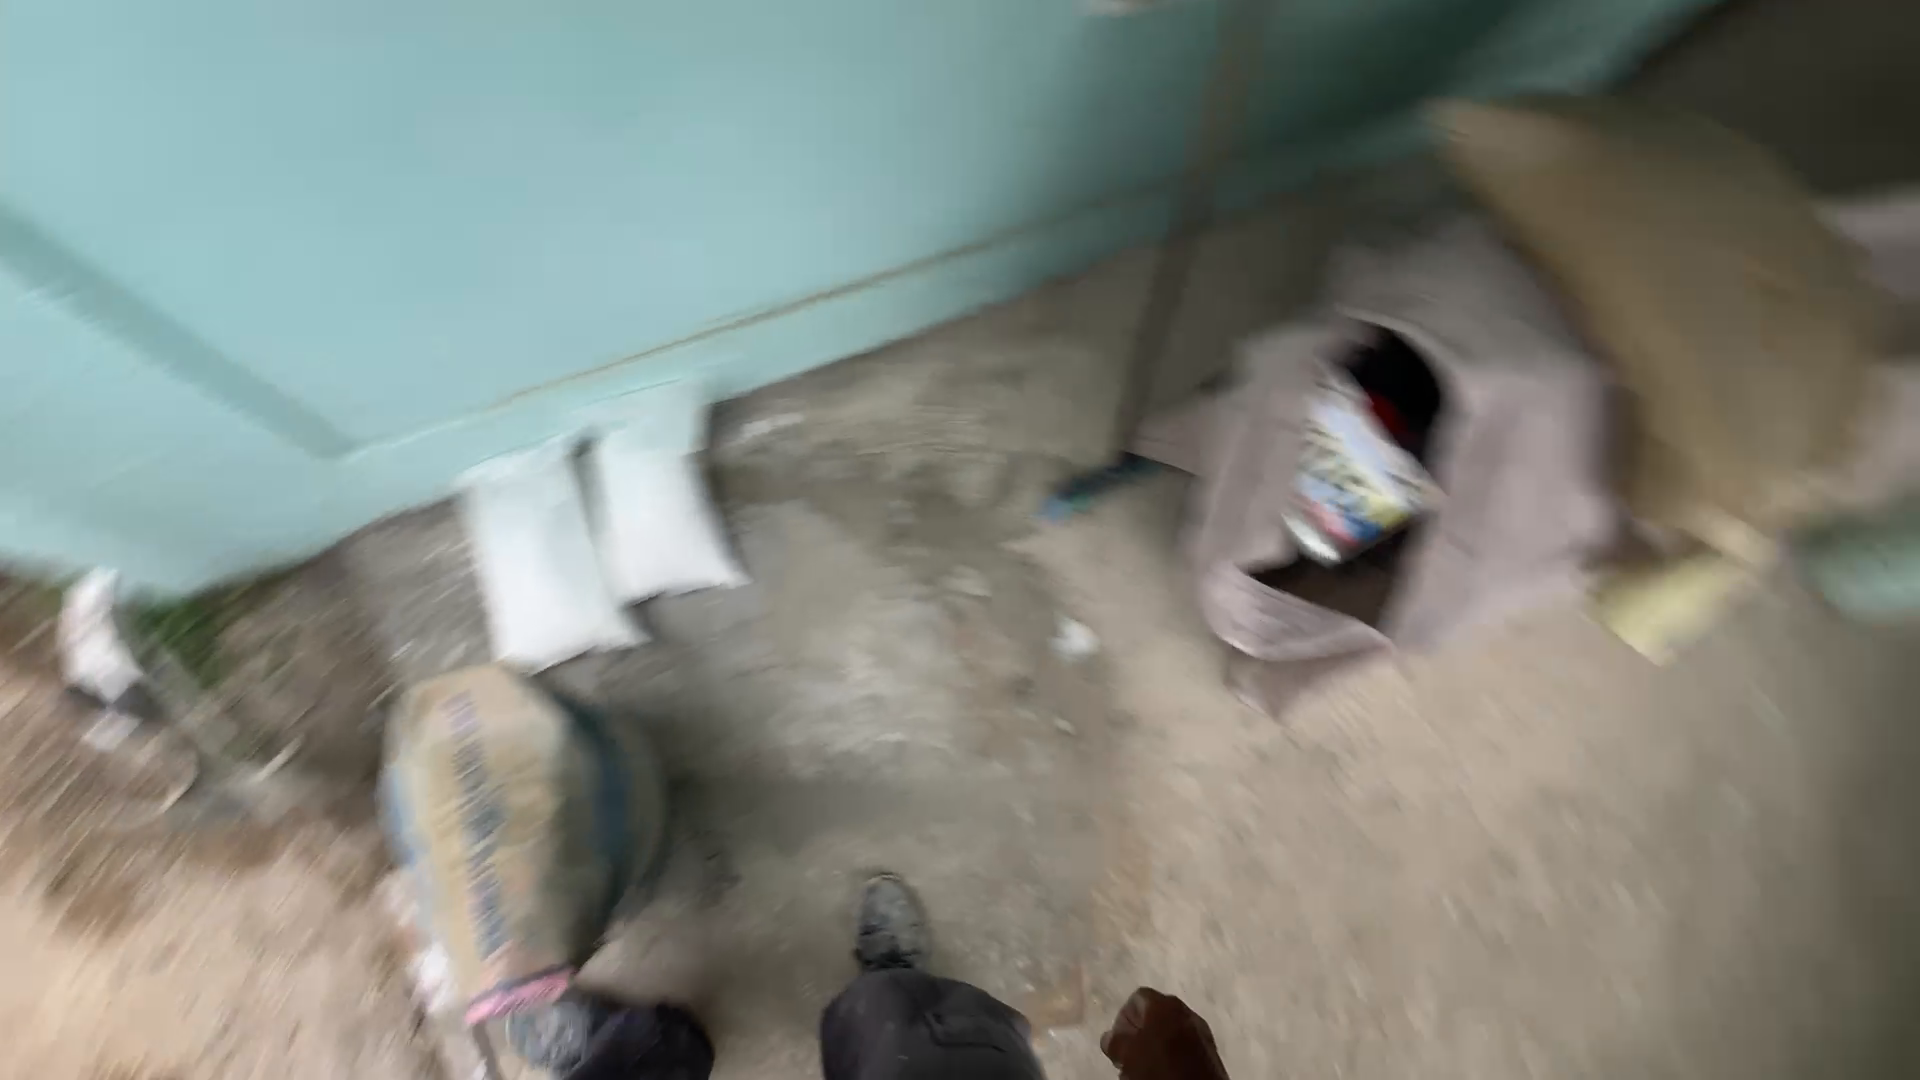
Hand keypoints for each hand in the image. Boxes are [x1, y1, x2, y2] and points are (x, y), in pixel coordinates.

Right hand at [1099, 987, 1228, 1079]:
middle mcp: (1184, 1010)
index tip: (1118, 1040)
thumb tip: (1109, 1038)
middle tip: (1128, 1055)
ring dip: (1154, 1046)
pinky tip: (1162, 1071)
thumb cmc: (1160, 1068)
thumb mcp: (1128, 1055)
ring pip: (1169, 1032)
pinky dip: (1171, 1054)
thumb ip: (1115, 1042)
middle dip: (1138, 1034)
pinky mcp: (1210, 1052)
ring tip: (1143, 1068)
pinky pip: (1183, 1046)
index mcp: (1164, 1003)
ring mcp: (1200, 1031)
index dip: (1123, 1017)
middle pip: (1154, 1015)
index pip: (1137, 997)